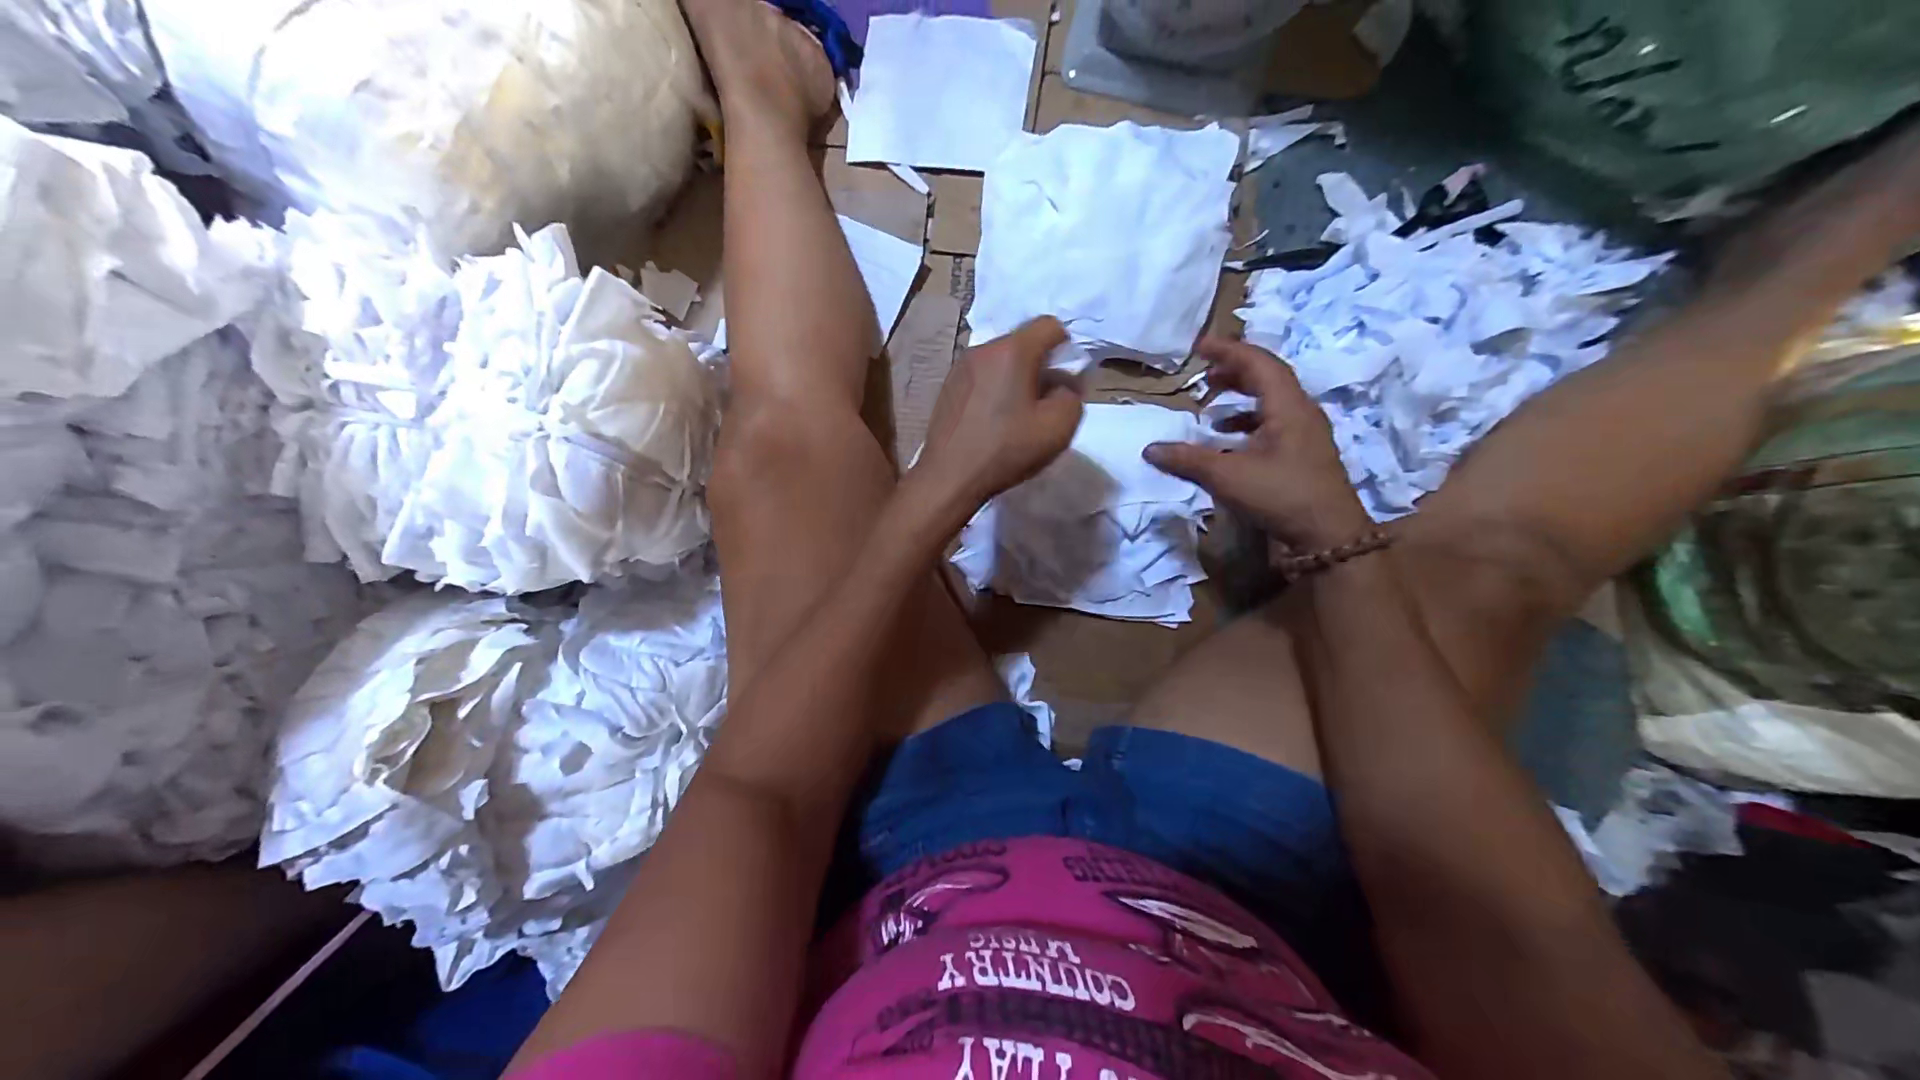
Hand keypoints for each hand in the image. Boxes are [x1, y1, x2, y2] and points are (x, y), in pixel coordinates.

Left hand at [911, 316, 1084, 517]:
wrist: (949, 477)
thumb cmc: (1006, 450)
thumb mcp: (1058, 428)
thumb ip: (1073, 396)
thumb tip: (1063, 385)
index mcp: (1012, 350)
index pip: (1050, 325)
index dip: (1067, 349)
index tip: (1066, 382)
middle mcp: (983, 349)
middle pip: (1023, 342)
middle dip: (1041, 365)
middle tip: (1045, 402)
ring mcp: (960, 367)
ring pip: (1001, 360)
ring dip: (1016, 378)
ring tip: (1018, 414)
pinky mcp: (948, 386)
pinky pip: (982, 376)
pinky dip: (994, 389)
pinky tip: (993, 420)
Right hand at [1143, 337, 1372, 548]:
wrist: (1328, 536)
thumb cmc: (1281, 496)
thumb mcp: (1227, 476)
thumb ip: (1187, 459)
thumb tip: (1150, 449)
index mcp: (1288, 406)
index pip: (1257, 362)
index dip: (1227, 351)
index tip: (1199, 346)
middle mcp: (1301, 412)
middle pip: (1267, 377)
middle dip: (1233, 371)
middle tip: (1203, 374)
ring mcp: (1305, 434)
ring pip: (1271, 400)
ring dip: (1241, 396)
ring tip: (1211, 404)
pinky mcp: (1303, 454)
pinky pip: (1274, 423)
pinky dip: (1248, 422)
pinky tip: (1229, 438)